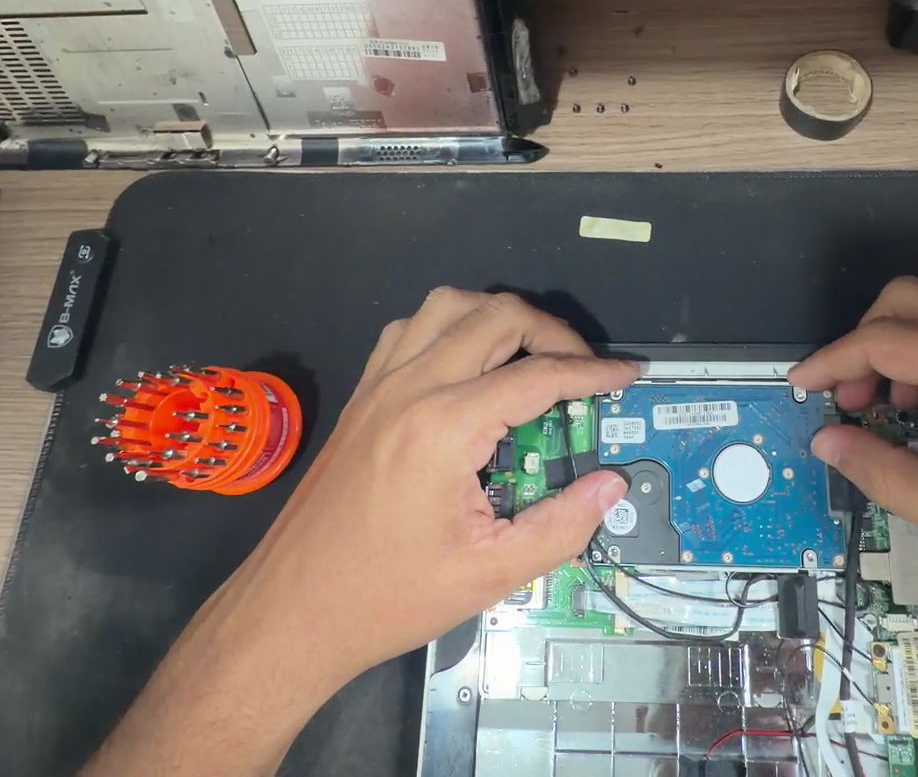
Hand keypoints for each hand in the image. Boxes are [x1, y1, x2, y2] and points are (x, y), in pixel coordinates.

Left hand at [234, 288, 635, 683]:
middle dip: (552, 332)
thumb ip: (561, 526)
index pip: (538, 376)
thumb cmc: (388, 596)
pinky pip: (409, 328)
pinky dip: (450, 326)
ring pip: (447, 304)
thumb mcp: (489, 575)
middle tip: (581, 368)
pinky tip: (465, 363)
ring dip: (497, 316)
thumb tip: (611, 484)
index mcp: (445, 427)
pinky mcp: (362, 394)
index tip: (627, 374)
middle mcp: (411, 387)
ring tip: (528, 354)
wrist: (290, 613)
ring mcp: (379, 384)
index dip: (593, 371)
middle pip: (496, 316)